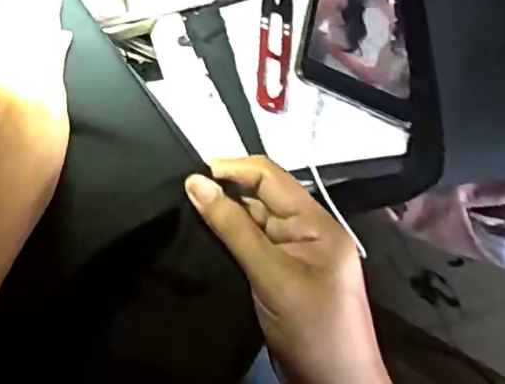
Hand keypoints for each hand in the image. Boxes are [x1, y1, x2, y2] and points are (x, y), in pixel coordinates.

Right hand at [186, 157, 389, 383]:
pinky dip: (229, 236)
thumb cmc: (316, 334)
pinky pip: (251, 240)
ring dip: (224, 214)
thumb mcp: (271, 276)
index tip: (194, 175)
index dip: (231, 169)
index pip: (269, 176)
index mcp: (317, 224)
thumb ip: (232, 226)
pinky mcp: (282, 273)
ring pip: (252, 217)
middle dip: (224, 192)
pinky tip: (207, 237)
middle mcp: (308, 231)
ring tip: (191, 213)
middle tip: (187, 196)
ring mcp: (295, 253)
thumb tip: (194, 182)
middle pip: (259, 194)